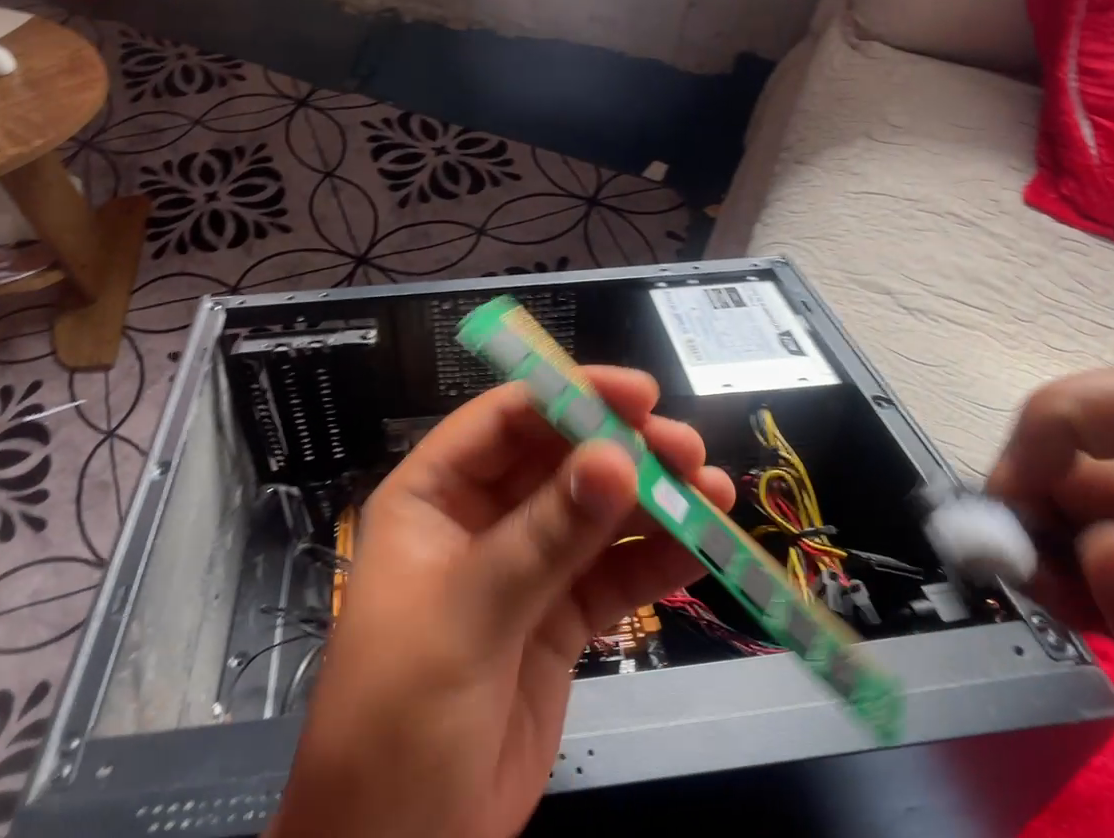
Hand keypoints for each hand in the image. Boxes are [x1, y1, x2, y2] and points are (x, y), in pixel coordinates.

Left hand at [268, 367, 734, 837]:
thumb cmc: (399, 717)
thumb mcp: (467, 618)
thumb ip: (544, 539)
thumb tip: (615, 461)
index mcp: (431, 499)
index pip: (503, 422)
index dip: (569, 397)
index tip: (639, 395)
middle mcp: (479, 523)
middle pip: (558, 462)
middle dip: (623, 450)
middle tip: (688, 452)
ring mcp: (524, 572)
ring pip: (595, 518)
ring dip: (654, 503)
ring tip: (714, 495)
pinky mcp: (559, 623)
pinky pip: (613, 578)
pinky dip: (656, 562)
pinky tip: (703, 549)